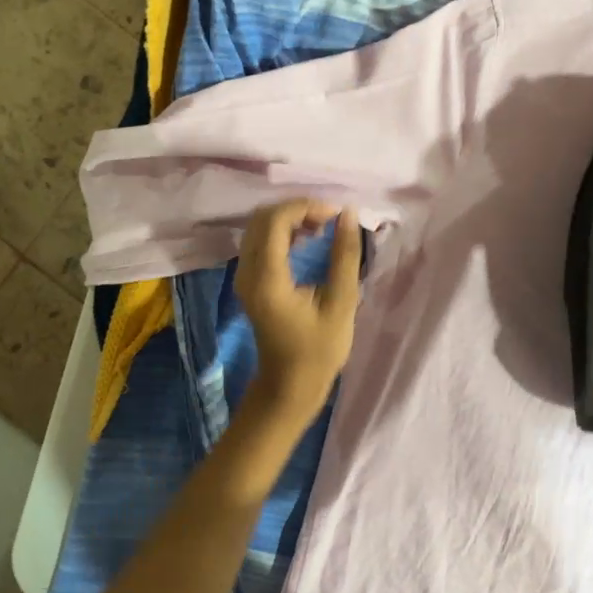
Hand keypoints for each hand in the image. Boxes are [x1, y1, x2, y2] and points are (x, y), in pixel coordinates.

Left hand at [234, 199, 363, 419]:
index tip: (336, 214)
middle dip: (297, 209)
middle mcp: (247, 272)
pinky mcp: (248, 280)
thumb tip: (348, 215)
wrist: (289, 385)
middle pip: (262, 218)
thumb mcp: (341, 304)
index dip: (306, 207)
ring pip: (259, 226)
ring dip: (290, 218)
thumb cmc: (319, 350)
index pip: (275, 221)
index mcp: (267, 278)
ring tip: (323, 227)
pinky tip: (308, 239)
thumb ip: (344, 256)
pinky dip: (282, 231)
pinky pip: (260, 240)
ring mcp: (243, 276)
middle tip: (330, 219)